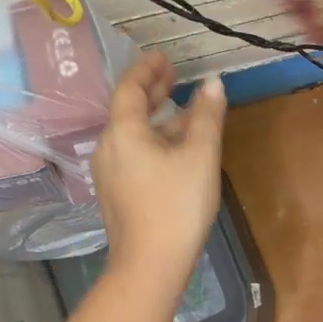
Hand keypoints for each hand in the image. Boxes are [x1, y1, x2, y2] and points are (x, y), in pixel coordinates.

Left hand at [92, 53, 227, 294]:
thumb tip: (213, 83)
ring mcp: (111, 172)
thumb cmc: (176, 204)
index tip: (164, 56)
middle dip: (152, 90)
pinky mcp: (119, 193)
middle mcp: (109, 147)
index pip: (130, 88)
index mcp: (123, 132)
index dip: (147, 69)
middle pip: (128, 109)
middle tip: (174, 75)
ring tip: (183, 107)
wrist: (150, 265)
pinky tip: (177, 146)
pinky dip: (155, 138)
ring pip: (133, 133)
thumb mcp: (200, 156)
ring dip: (156, 116)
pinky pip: (135, 152)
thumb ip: (207, 116)